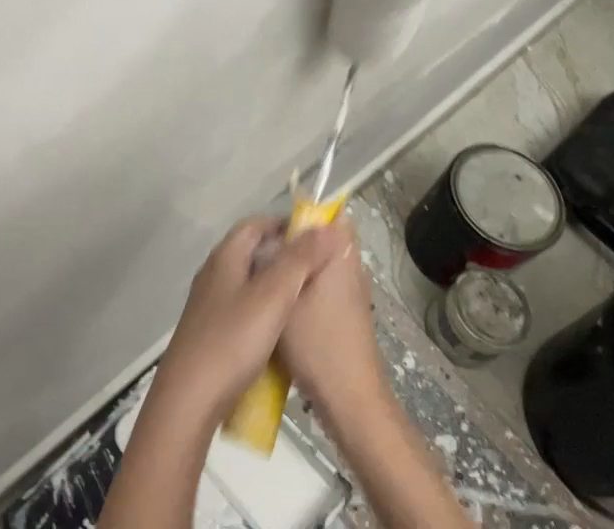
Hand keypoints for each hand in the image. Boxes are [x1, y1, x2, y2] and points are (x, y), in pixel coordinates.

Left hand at [148, 216, 352, 423]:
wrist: (190, 397)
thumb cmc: (232, 340)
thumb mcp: (272, 297)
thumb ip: (299, 260)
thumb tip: (326, 227)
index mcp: (224, 258)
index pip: (254, 224)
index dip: (284, 225)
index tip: (316, 237)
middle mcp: (213, 274)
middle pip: (251, 251)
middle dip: (283, 254)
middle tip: (318, 269)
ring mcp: (209, 304)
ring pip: (247, 281)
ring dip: (275, 283)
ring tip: (306, 297)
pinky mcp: (211, 331)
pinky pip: (243, 308)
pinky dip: (265, 309)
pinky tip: (281, 328)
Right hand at [279, 220, 386, 413]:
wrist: (348, 398)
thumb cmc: (317, 343)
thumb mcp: (287, 296)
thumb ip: (283, 259)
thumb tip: (278, 233)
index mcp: (342, 255)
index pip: (331, 215)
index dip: (303, 215)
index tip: (273, 229)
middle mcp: (352, 268)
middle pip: (322, 241)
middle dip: (293, 244)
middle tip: (261, 257)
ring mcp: (352, 294)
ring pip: (320, 266)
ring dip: (296, 270)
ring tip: (264, 281)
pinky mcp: (347, 315)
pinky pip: (321, 288)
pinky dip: (302, 291)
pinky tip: (278, 308)